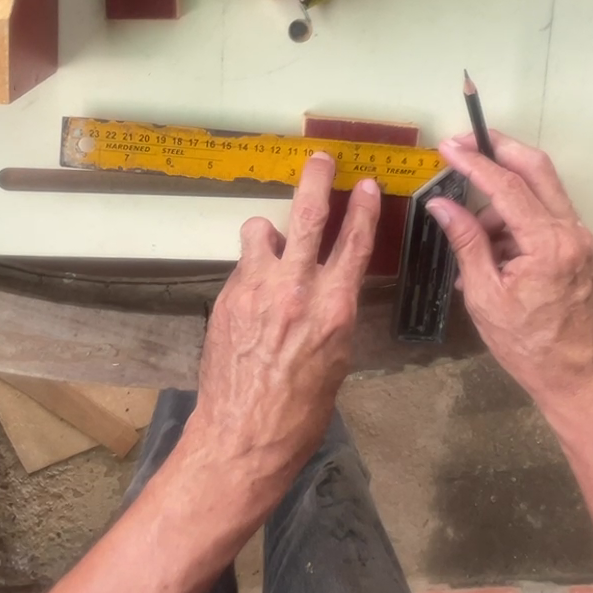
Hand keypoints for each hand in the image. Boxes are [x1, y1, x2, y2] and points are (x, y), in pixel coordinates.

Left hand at [184, 154, 380, 497]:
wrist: (244, 434)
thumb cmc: (301, 409)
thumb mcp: (336, 358)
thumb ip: (331, 311)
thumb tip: (325, 284)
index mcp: (334, 307)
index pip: (354, 243)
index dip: (361, 208)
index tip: (364, 183)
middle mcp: (298, 287)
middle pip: (309, 214)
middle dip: (315, 178)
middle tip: (319, 157)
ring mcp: (258, 287)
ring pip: (263, 229)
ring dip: (269, 233)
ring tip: (269, 248)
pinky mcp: (229, 294)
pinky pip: (243, 263)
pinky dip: (251, 268)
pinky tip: (250, 296)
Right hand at [428, 132, 592, 415]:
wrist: (575, 377)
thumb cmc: (527, 344)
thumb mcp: (484, 294)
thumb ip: (466, 241)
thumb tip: (441, 205)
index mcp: (548, 245)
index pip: (506, 186)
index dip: (473, 162)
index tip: (447, 147)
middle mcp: (571, 232)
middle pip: (536, 168)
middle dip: (498, 148)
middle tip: (463, 142)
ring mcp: (579, 238)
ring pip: (540, 188)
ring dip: (501, 193)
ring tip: (469, 230)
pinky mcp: (577, 247)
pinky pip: (542, 214)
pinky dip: (513, 217)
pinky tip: (489, 247)